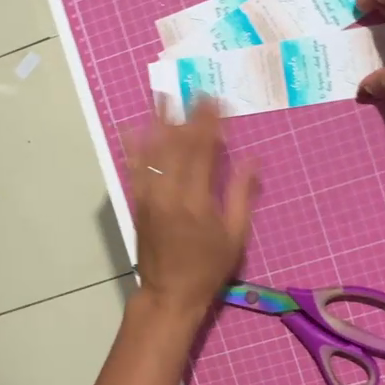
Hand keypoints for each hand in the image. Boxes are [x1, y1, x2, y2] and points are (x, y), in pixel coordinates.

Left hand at [126, 100, 257, 317]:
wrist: (169, 293)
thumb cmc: (208, 268)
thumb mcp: (235, 236)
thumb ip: (241, 196)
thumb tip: (253, 161)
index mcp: (197, 200)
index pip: (202, 151)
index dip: (208, 123)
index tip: (212, 99)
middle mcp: (169, 193)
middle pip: (176, 146)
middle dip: (185, 116)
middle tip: (190, 90)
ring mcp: (149, 197)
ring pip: (153, 152)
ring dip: (157, 123)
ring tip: (161, 97)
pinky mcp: (138, 204)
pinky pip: (134, 170)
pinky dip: (134, 148)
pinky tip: (131, 129)